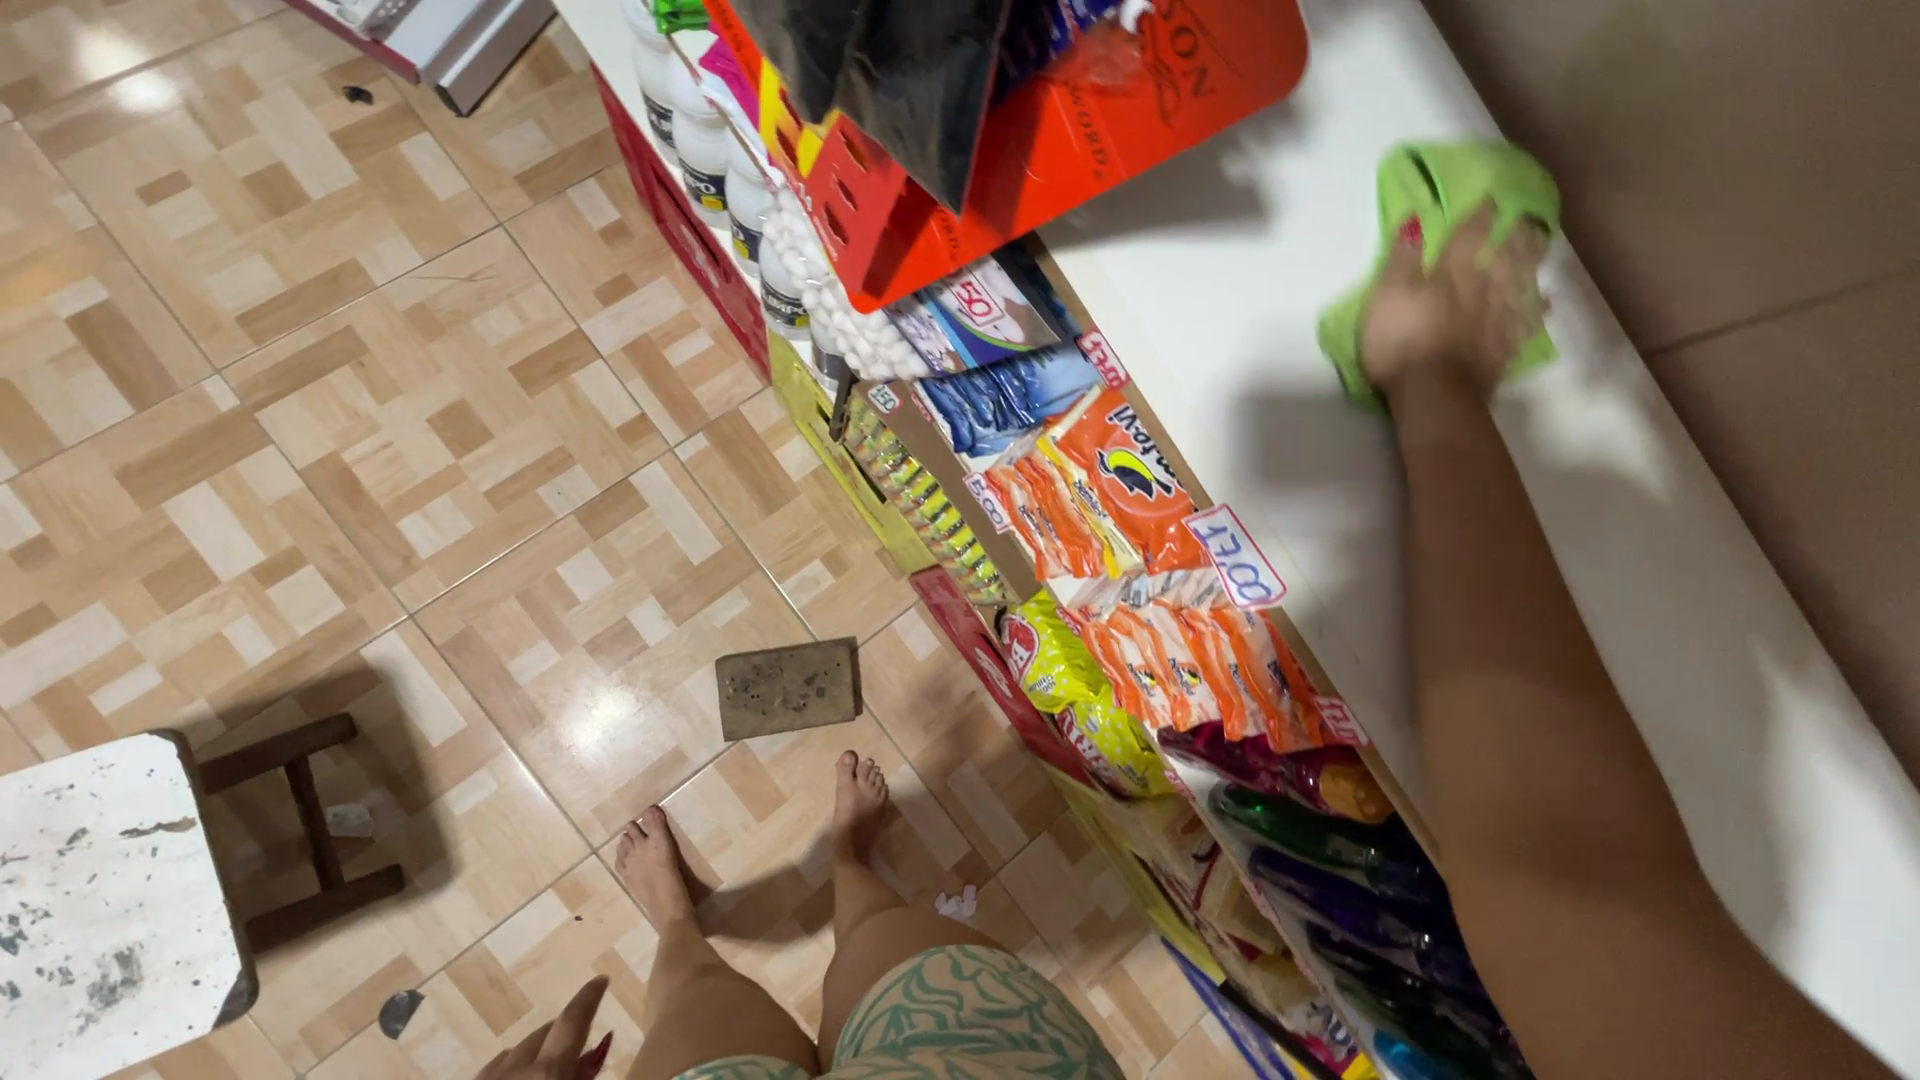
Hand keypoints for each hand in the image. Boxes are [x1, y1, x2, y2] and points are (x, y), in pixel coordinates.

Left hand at [475, 976, 610, 1079]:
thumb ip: (583, 1077)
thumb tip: (592, 1053)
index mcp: (548, 1073)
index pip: (573, 1022)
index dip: (588, 998)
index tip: (600, 979)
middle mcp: (515, 1069)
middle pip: (543, 1034)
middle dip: (560, 1034)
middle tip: (574, 1046)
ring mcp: (485, 1079)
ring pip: (514, 1050)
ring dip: (533, 1052)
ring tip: (542, 1066)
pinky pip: (492, 1068)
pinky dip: (508, 1068)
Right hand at [1360, 203, 1548, 402]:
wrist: (1433, 393)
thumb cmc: (1401, 342)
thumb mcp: (1387, 296)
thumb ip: (1403, 258)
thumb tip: (1417, 217)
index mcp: (1454, 271)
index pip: (1471, 233)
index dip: (1481, 213)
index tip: (1492, 196)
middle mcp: (1486, 286)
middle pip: (1508, 253)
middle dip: (1516, 232)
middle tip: (1527, 217)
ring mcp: (1501, 317)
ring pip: (1524, 281)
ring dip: (1532, 262)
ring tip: (1540, 246)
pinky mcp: (1506, 347)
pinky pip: (1528, 321)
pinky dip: (1538, 308)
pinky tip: (1545, 301)